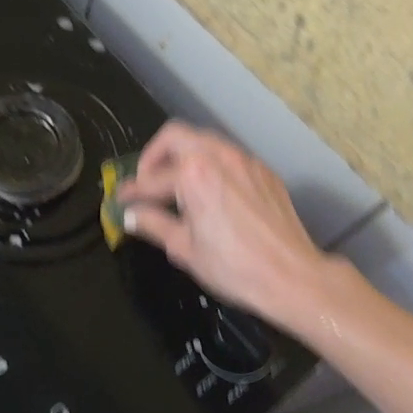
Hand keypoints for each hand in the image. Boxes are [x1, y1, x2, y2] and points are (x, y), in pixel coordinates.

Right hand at [114, 121, 328, 320]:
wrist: (291, 276)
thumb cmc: (232, 267)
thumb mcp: (183, 248)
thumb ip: (153, 224)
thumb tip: (130, 216)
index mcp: (193, 175)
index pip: (151, 179)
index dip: (132, 190)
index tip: (121, 199)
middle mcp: (219, 157)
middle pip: (176, 136)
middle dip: (155, 156)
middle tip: (147, 181)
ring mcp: (245, 161)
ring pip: (205, 142)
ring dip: (184, 156)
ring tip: (176, 185)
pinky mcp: (264, 172)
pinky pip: (229, 157)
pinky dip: (211, 166)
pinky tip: (210, 194)